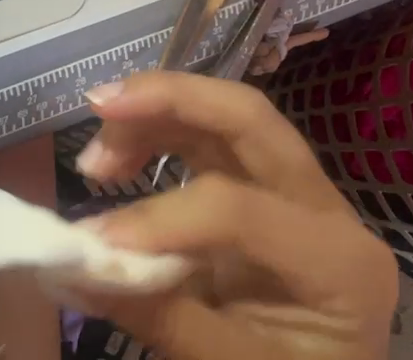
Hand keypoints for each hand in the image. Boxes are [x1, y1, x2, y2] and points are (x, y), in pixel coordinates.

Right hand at [73, 72, 396, 359]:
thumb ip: (158, 315)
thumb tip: (72, 269)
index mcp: (339, 263)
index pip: (239, 210)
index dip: (160, 216)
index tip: (97, 241)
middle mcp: (327, 208)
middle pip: (247, 117)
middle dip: (168, 98)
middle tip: (99, 105)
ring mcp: (296, 187)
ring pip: (223, 112)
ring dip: (151, 113)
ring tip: (94, 161)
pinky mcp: (261, 182)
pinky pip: (208, 132)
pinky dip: (156, 128)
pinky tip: (118, 158)